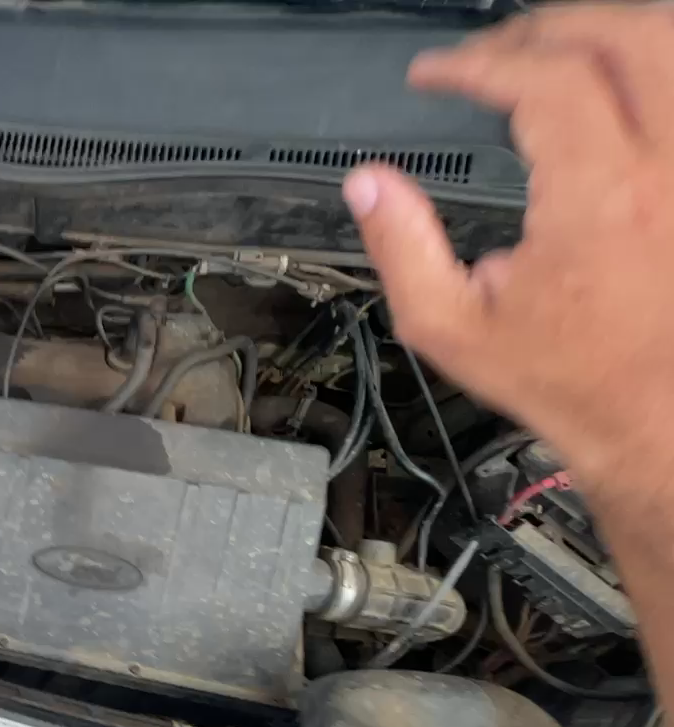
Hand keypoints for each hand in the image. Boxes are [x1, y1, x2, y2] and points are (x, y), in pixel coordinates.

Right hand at [345, 5, 673, 490]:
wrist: (658, 405)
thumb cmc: (551, 369)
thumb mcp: (442, 323)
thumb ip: (401, 245)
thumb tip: (366, 183)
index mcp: (596, 199)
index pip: (548, 85)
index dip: (481, 64)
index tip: (432, 72)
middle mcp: (673, 164)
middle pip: (635, 35)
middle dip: (549, 27)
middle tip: (486, 49)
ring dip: (614, 28)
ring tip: (548, 47)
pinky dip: (656, 63)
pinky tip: (619, 74)